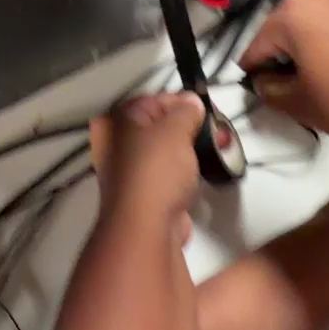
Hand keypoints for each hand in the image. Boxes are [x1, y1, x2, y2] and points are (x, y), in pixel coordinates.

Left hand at [90, 93, 206, 231]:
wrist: (149, 228)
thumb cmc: (155, 171)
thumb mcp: (174, 130)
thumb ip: (185, 112)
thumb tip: (192, 103)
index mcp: (114, 122)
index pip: (150, 101)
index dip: (179, 101)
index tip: (204, 106)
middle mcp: (114, 145)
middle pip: (156, 127)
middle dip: (187, 126)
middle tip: (214, 130)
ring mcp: (128, 173)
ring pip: (163, 152)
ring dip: (188, 150)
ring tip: (214, 149)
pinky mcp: (143, 197)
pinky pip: (167, 176)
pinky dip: (184, 174)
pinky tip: (201, 173)